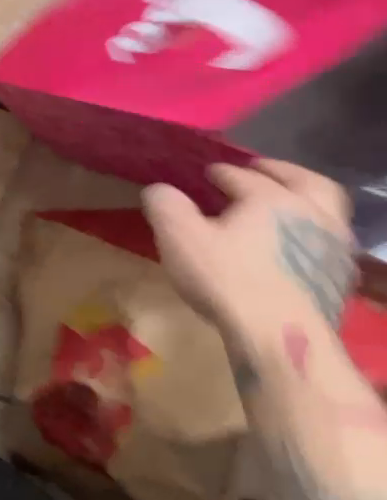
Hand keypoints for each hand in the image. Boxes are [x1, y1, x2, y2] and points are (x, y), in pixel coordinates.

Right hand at [142, 160, 355, 345]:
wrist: (279, 330)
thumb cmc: (225, 278)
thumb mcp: (179, 239)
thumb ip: (166, 207)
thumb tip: (159, 188)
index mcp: (272, 200)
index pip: (243, 177)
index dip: (221, 172)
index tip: (206, 172)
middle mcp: (312, 213)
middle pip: (306, 181)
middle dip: (281, 171)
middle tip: (260, 169)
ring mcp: (333, 242)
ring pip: (326, 207)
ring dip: (304, 197)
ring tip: (283, 201)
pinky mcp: (339, 270)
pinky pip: (329, 236)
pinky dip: (311, 227)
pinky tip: (295, 239)